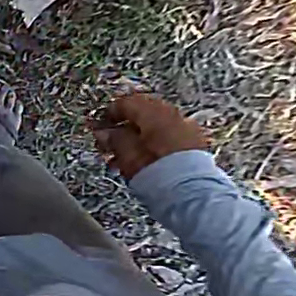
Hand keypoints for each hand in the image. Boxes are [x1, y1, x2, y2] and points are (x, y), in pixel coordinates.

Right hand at [92, 92, 208, 179]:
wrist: (189, 192)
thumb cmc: (156, 170)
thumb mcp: (125, 153)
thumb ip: (112, 139)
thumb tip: (103, 133)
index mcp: (153, 111)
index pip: (126, 103)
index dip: (109, 114)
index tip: (99, 126)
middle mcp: (172, 115)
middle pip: (142, 115)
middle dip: (124, 129)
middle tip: (109, 143)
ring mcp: (186, 130)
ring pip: (155, 129)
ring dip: (137, 139)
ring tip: (123, 158)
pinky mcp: (195, 146)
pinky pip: (169, 139)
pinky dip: (153, 146)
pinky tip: (143, 162)